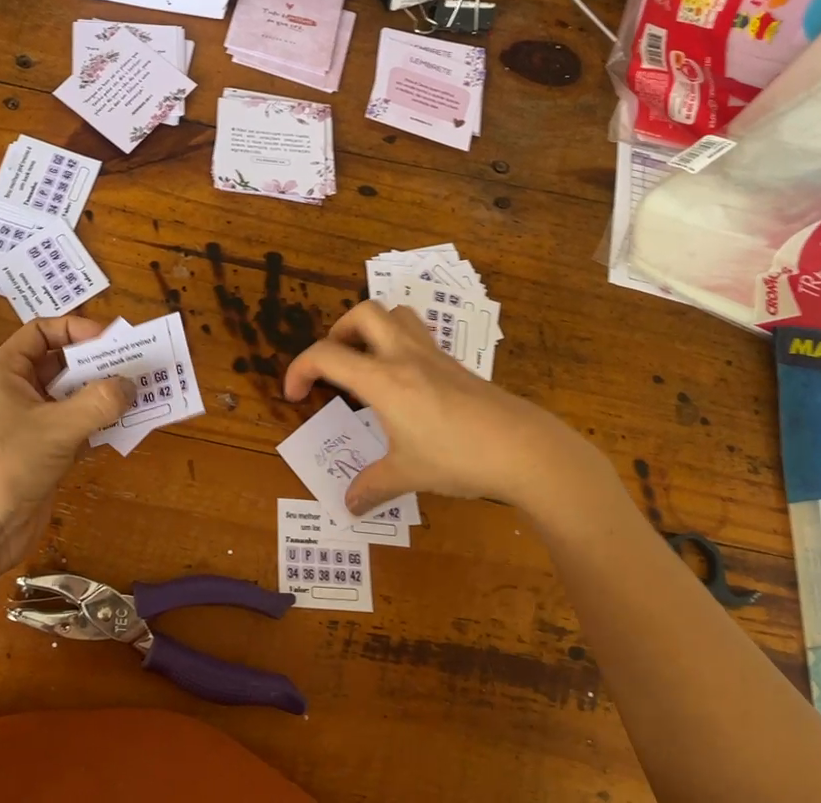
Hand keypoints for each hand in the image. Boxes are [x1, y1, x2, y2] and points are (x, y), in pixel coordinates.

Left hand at [0, 317, 131, 581]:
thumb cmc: (7, 465)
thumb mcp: (56, 428)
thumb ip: (98, 402)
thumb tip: (131, 385)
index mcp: (6, 373)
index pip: (40, 333)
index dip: (75, 329)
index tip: (111, 338)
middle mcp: (17, 392)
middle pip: (61, 364)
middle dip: (97, 363)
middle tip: (137, 364)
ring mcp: (31, 424)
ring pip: (72, 397)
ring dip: (104, 395)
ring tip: (142, 391)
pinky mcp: (44, 453)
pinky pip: (77, 428)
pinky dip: (101, 424)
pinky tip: (129, 425)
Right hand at [283, 301, 605, 516]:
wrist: (526, 450)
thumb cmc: (458, 458)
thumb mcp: (408, 475)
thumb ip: (373, 486)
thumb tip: (349, 507)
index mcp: (383, 379)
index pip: (326, 355)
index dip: (299, 369)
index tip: (294, 395)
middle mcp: (404, 356)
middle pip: (363, 313)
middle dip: (338, 331)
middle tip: (335, 366)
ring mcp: (434, 356)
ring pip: (396, 314)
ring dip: (372, 328)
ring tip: (367, 362)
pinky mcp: (457, 365)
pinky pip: (419, 335)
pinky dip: (400, 344)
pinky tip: (406, 381)